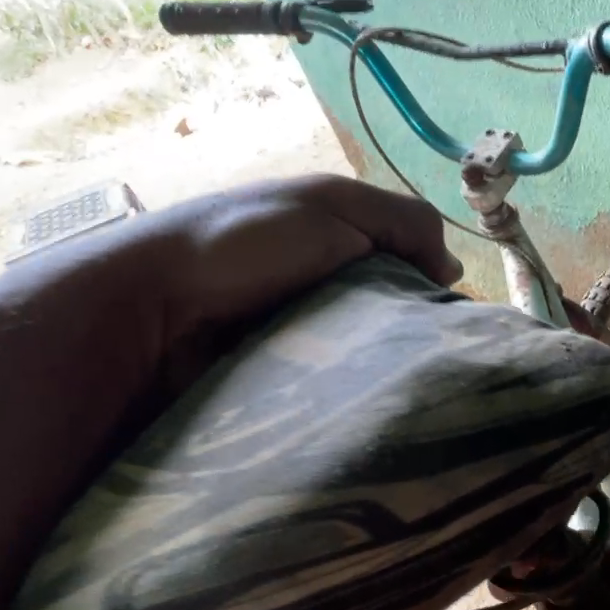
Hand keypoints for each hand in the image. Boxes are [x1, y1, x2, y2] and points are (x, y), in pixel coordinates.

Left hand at [4, 174, 462, 392]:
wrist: (150, 307)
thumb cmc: (247, 243)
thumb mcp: (334, 204)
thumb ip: (406, 222)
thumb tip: (452, 272)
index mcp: (339, 246)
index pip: (409, 272)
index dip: (435, 293)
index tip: (459, 326)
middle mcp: (325, 291)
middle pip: (393, 317)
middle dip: (415, 336)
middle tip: (441, 365)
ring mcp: (304, 338)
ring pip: (371, 356)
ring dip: (388, 368)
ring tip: (415, 391)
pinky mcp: (287, 382)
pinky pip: (339, 387)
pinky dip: (357, 393)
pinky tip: (377, 406)